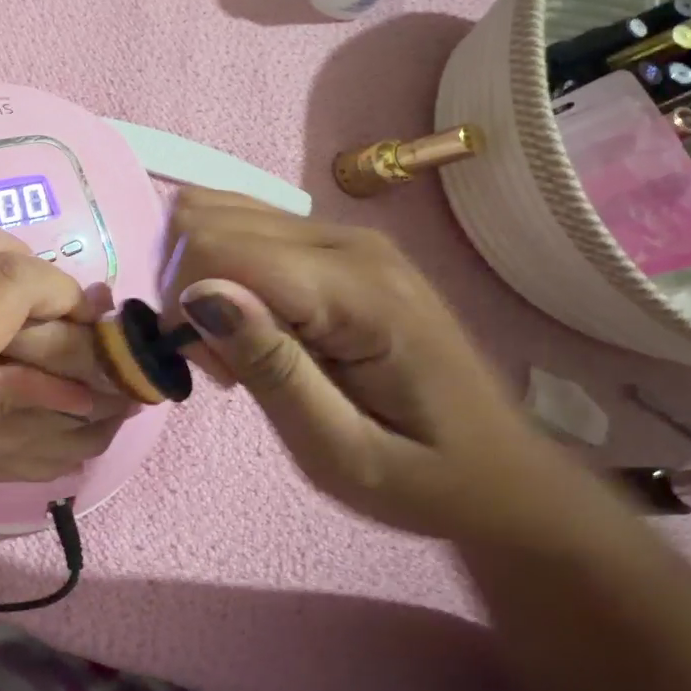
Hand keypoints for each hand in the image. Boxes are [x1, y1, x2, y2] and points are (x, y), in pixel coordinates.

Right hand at [162, 187, 573, 542]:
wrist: (504, 475)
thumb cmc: (423, 479)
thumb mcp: (341, 454)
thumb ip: (272, 370)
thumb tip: (199, 293)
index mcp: (360, 291)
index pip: (220, 248)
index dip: (185, 305)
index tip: (213, 373)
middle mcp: (349, 240)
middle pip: (209, 221)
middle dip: (187, 290)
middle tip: (222, 362)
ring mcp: (341, 232)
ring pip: (214, 212)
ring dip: (197, 275)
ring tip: (234, 342)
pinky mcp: (331, 239)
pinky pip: (238, 222)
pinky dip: (214, 264)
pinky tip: (243, 316)